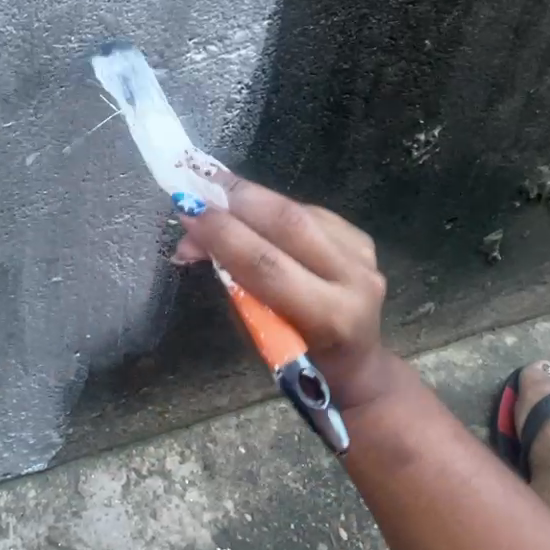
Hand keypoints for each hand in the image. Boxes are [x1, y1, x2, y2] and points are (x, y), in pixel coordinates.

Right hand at [173, 173, 393, 405]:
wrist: (355, 363)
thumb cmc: (295, 357)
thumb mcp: (257, 329)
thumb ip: (229, 281)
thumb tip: (189, 240)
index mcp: (328, 317)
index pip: (267, 265)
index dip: (223, 234)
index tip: (186, 211)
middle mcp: (353, 281)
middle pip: (288, 224)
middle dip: (236, 200)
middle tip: (198, 185)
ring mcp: (363, 257)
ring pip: (297, 210)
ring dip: (250, 196)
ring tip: (214, 188)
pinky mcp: (361, 239)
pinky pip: (308, 211)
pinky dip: (272, 205)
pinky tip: (250, 206)